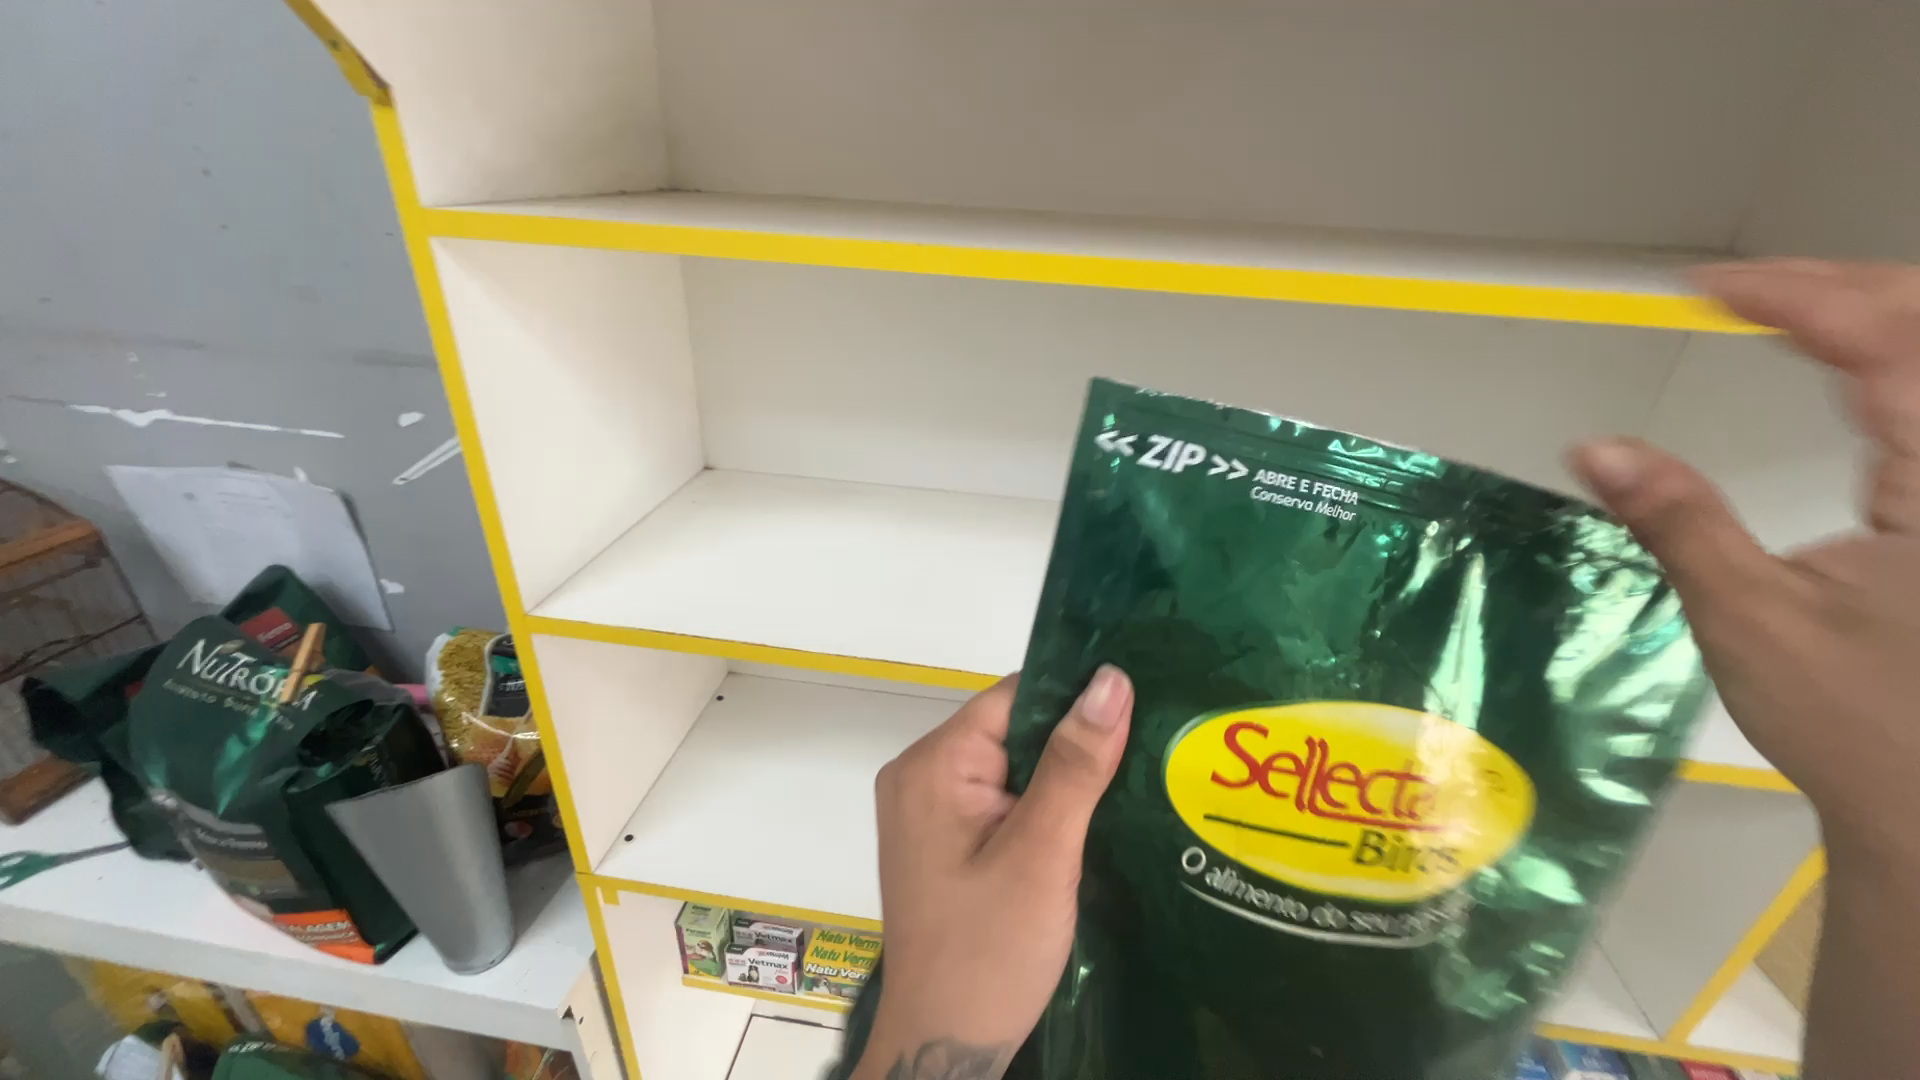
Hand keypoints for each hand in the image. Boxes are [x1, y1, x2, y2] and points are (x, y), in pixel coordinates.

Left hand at [850, 667, 1133, 1079]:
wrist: (945, 1043)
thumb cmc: (990, 953)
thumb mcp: (1040, 853)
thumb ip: (1075, 764)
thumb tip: (1110, 678)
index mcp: (932, 764)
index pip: (1012, 697)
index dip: (1073, 699)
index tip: (1134, 707)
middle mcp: (920, 772)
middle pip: (1010, 727)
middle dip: (1069, 742)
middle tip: (1141, 752)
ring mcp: (927, 806)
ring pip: (1009, 762)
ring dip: (1058, 776)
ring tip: (1123, 784)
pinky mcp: (941, 835)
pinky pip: (998, 795)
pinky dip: (1038, 804)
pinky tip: (1082, 819)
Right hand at [1569, 259, 1919, 864]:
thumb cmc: (1858, 718)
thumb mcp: (1749, 614)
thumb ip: (1677, 518)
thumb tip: (1593, 448)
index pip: (1886, 343)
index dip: (1792, 296)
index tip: (1700, 286)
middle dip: (1839, 286)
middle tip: (1737, 286)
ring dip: (1873, 314)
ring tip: (1781, 307)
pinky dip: (1887, 363)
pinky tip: (1842, 365)